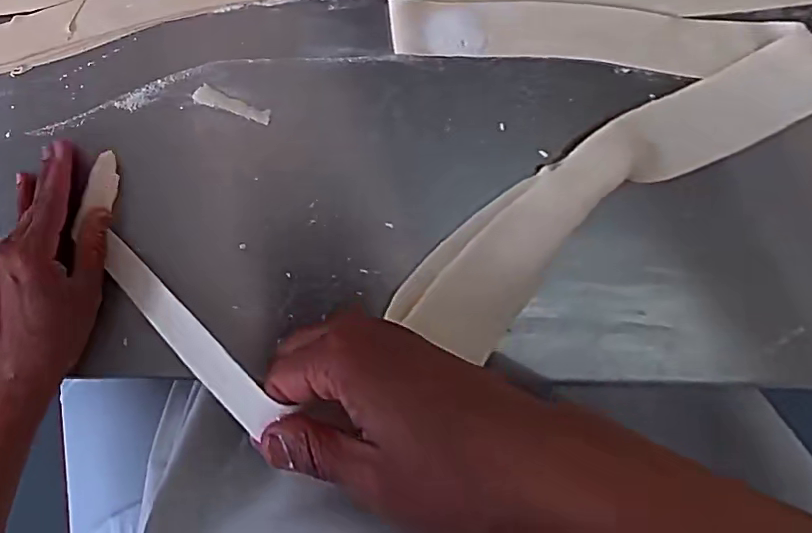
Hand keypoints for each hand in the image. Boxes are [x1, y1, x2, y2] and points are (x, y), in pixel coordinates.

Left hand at [0, 139, 110, 398]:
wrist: (16, 371)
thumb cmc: (50, 340)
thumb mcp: (84, 292)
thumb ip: (91, 246)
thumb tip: (98, 215)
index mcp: (33, 252)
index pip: (53, 201)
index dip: (62, 172)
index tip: (66, 150)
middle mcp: (13, 247)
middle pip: (39, 201)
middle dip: (53, 172)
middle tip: (61, 147)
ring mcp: (5, 254)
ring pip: (29, 211)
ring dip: (43, 187)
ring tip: (51, 161)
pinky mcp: (4, 262)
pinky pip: (20, 223)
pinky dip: (28, 204)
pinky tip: (26, 188)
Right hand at [256, 312, 811, 532]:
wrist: (542, 465)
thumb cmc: (469, 471)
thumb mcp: (374, 479)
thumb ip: (313, 450)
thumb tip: (278, 439)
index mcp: (342, 355)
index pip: (275, 371)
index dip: (268, 407)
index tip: (271, 435)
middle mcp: (361, 331)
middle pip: (297, 351)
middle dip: (293, 392)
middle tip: (307, 445)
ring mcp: (388, 334)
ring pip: (327, 349)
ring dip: (322, 385)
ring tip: (348, 439)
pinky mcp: (410, 343)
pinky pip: (358, 350)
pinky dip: (351, 378)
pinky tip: (377, 422)